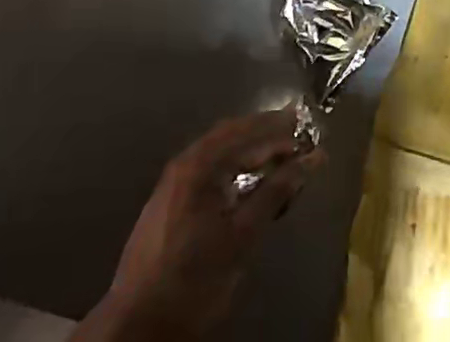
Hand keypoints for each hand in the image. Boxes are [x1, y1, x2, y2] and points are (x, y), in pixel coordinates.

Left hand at [86, 109, 324, 339]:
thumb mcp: (242, 235)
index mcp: (198, 165)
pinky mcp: (170, 204)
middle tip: (297, 137)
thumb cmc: (195, 277)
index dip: (277, 129)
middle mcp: (183, 165)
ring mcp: (173, 184)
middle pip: (230, 137)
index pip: (244, 132)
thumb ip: (276, 192)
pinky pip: (209, 172)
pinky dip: (234, 169)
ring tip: (280, 158)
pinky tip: (250, 183)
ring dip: (250, 152)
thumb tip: (310, 159)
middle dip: (264, 135)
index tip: (305, 127)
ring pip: (219, 155)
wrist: (138, 324)